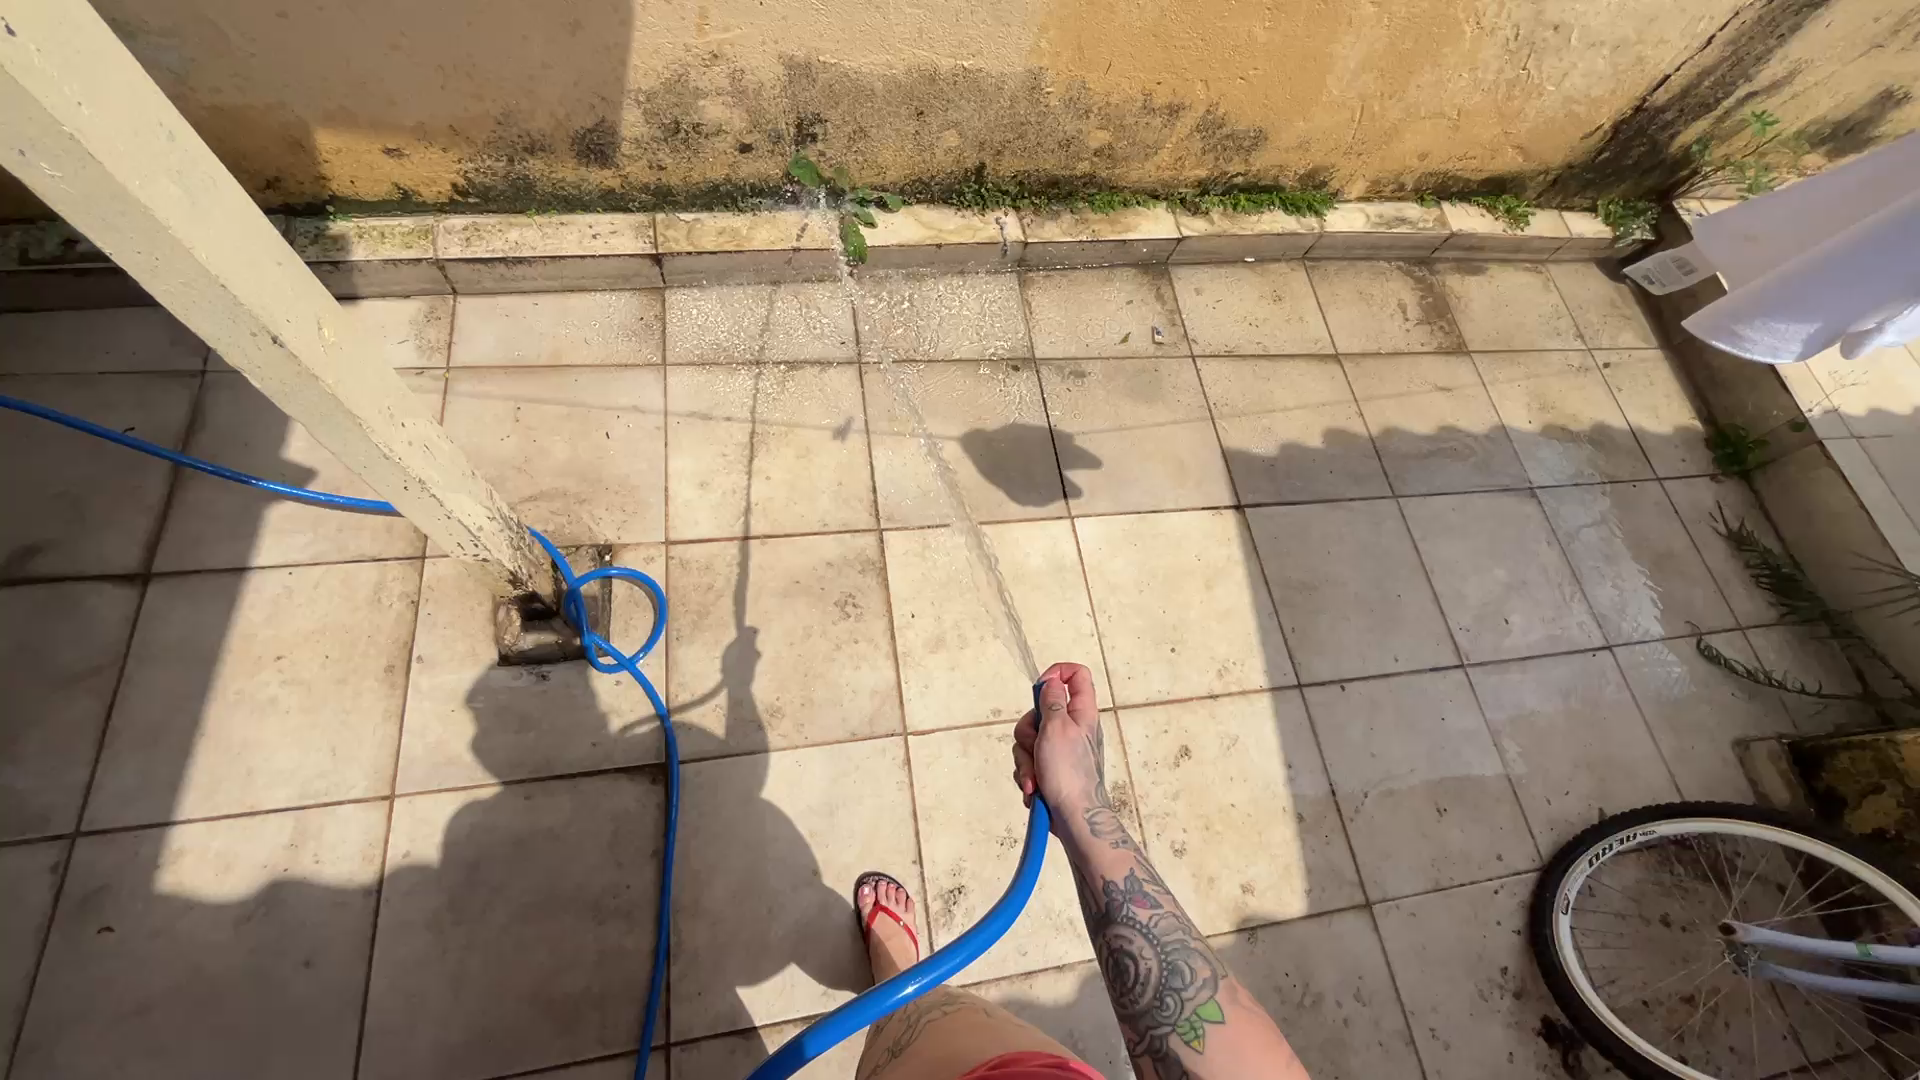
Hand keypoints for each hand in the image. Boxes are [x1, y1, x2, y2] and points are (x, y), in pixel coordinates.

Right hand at [1012, 662, 1106, 824]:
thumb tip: (1051, 682)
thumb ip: (1052, 701)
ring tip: (1035, 778)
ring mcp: (1061, 749)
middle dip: (1028, 732)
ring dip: (1026, 760)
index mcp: (1081, 712)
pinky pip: (1029, 761)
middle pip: (1040, 711)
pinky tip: (1035, 789)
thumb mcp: (1057, 729)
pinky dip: (1028, 774)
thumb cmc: (1069, 772)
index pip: (1077, 675)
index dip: (1057, 673)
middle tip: (1036, 747)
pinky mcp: (1050, 768)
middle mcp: (1072, 727)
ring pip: (1029, 740)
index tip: (1040, 689)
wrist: (1074, 819)